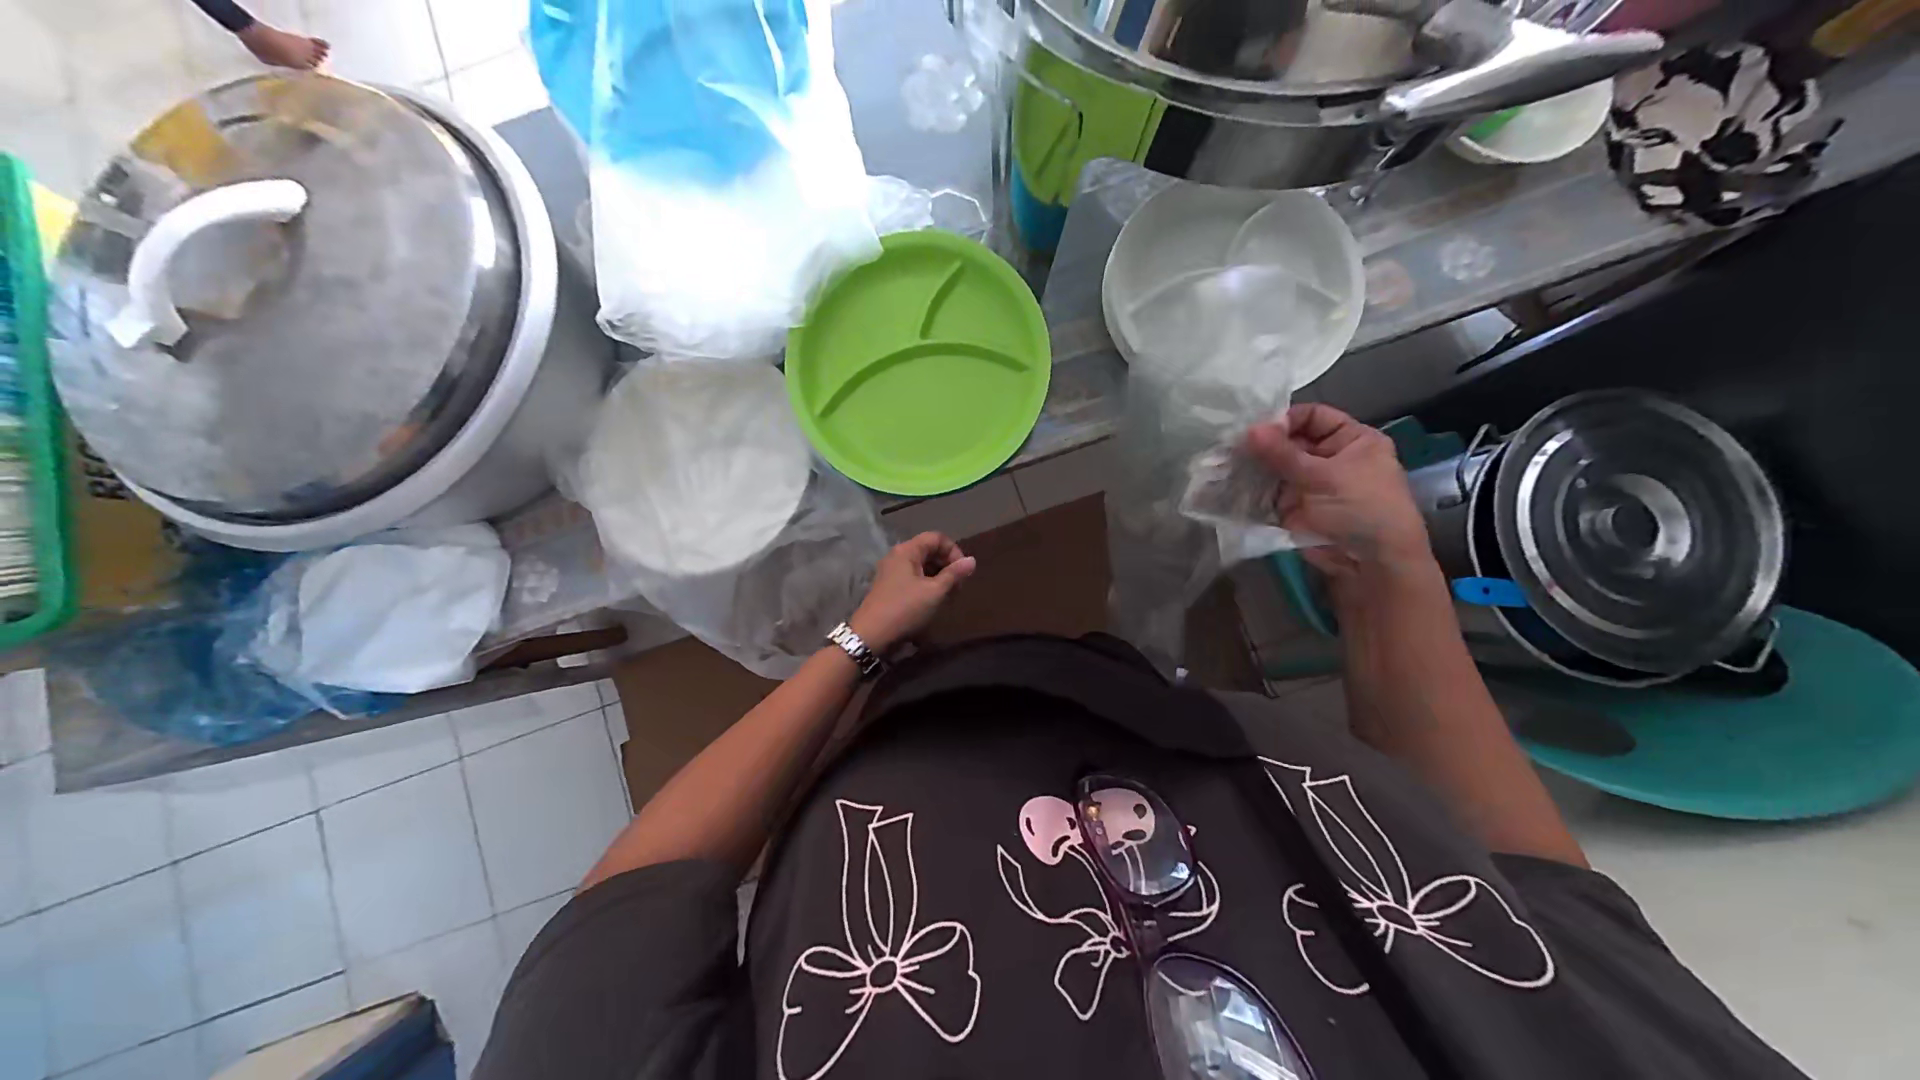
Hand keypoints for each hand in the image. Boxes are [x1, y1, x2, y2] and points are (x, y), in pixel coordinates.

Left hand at [847, 533, 976, 653]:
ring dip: (939, 577)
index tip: (963, 572)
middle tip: (958, 587)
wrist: (871, 635)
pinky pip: (914, 577)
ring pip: (922, 565)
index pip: (936, 538)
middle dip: (947, 565)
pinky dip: (927, 584)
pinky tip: (934, 600)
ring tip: (949, 596)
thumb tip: (972, 560)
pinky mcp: (890, 586)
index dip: (954, 551)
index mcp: (907, 551)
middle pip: (929, 550)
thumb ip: (954, 574)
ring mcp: (892, 572)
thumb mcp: (934, 592)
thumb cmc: (905, 609)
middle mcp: (897, 556)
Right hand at [1245, 404, 1435, 583]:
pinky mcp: (1290, 506)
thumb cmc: (1361, 509)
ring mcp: (1307, 483)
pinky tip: (1227, 481)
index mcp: (1350, 440)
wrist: (1369, 564)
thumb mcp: (1324, 476)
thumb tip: (1249, 430)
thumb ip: (1283, 453)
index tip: (1256, 429)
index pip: (1313, 417)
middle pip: (1289, 441)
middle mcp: (1327, 458)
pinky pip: (1266, 491)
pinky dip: (1249, 487)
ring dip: (1251, 465)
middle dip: (1261, 443)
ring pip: (1273, 466)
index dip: (1285, 419)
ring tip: (1222, 462)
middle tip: (1228, 444)